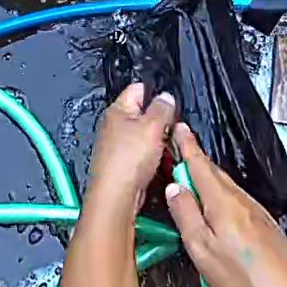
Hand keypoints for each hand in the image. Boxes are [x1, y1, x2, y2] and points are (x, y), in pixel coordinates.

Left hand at [84, 83, 177, 219]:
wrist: (116, 197)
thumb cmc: (128, 159)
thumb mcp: (153, 126)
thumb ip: (162, 108)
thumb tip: (166, 96)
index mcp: (117, 110)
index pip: (138, 89)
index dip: (156, 93)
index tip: (171, 104)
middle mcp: (114, 125)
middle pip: (144, 114)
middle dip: (161, 121)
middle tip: (172, 129)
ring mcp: (118, 146)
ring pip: (146, 136)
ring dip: (159, 142)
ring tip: (168, 149)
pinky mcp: (123, 164)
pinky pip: (143, 154)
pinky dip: (154, 157)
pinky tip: (160, 164)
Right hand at [164, 123, 286, 286]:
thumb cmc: (244, 279)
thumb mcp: (201, 248)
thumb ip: (185, 214)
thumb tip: (174, 188)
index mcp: (222, 201)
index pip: (199, 164)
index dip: (187, 144)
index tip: (179, 128)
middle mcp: (241, 200)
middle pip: (213, 172)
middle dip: (195, 158)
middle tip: (180, 149)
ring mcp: (255, 211)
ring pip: (225, 186)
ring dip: (207, 177)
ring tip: (191, 179)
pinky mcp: (263, 225)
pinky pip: (235, 199)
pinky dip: (220, 194)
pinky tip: (215, 207)